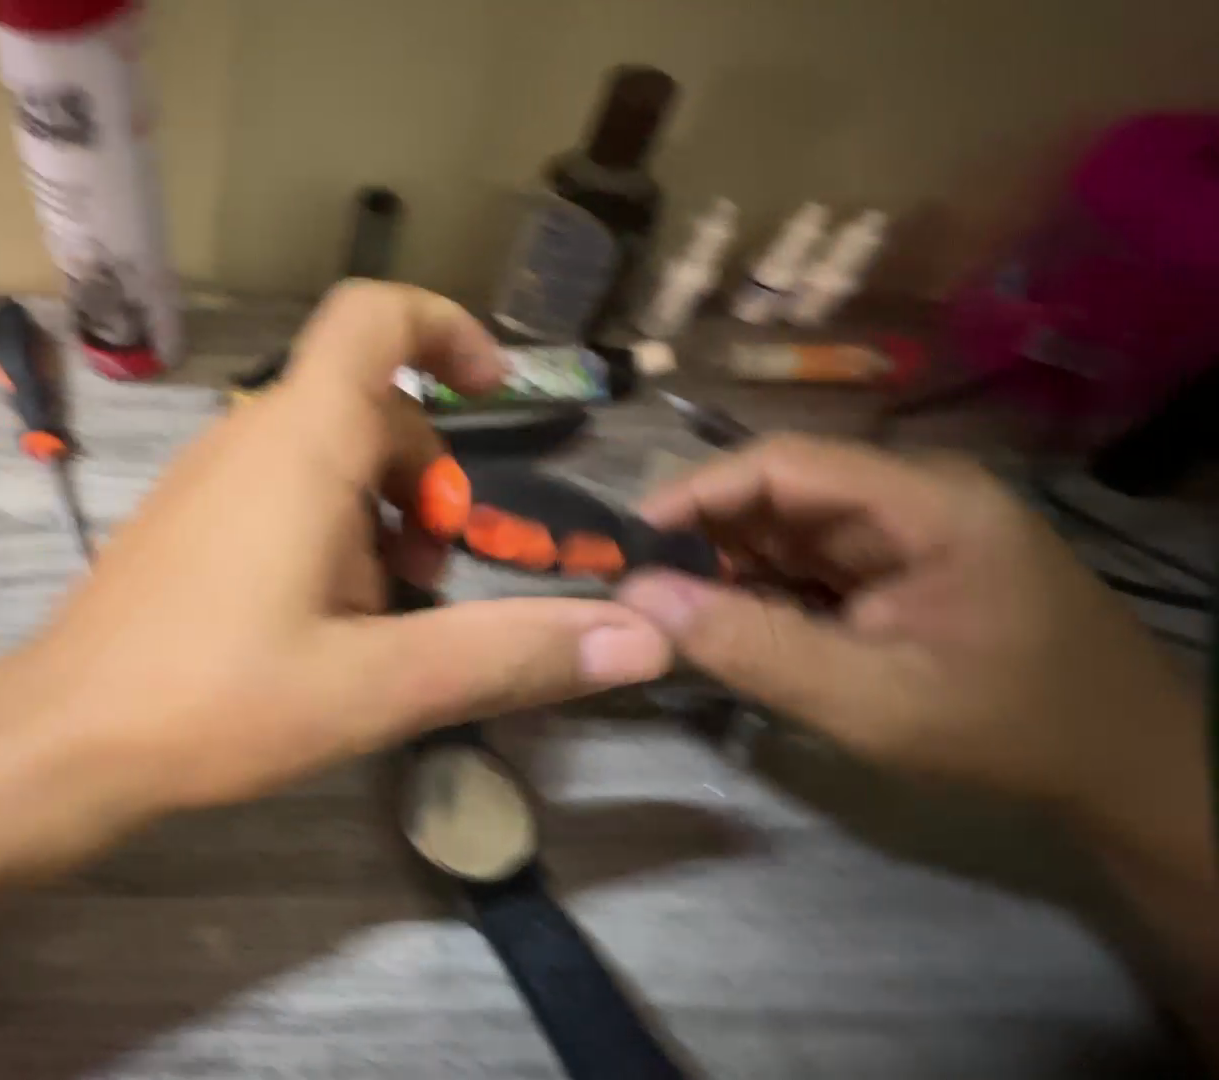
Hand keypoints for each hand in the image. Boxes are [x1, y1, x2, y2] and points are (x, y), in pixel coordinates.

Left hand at [13, 282, 669, 811]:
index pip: (374, 318)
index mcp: (301, 444)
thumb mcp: (375, 683)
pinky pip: (276, 493)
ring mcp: (207, 478)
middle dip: (426, 484)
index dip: (446, 329)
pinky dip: (324, 534)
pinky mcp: (185, 520)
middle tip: (429, 583)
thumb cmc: (213, 701)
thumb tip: (641, 639)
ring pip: (325, 460)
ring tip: (375, 619)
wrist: (62, 736)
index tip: (495, 394)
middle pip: (370, 411)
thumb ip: (507, 654)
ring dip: (377, 521)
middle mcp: (249, 438)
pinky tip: (314, 626)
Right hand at [615, 435, 1207, 877]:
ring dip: (718, 564)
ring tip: (669, 610)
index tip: (625, 544)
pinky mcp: (885, 561)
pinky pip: (794, 557)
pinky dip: (749, 586)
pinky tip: (723, 620)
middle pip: (773, 491)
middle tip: (637, 590)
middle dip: (698, 536)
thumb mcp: (870, 702)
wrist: (1122, 772)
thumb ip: (752, 647)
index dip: (694, 493)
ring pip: (775, 525)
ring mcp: (898, 527)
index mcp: (927, 504)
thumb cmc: (1007, 732)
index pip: (783, 464)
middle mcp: (908, 496)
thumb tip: (635, 596)